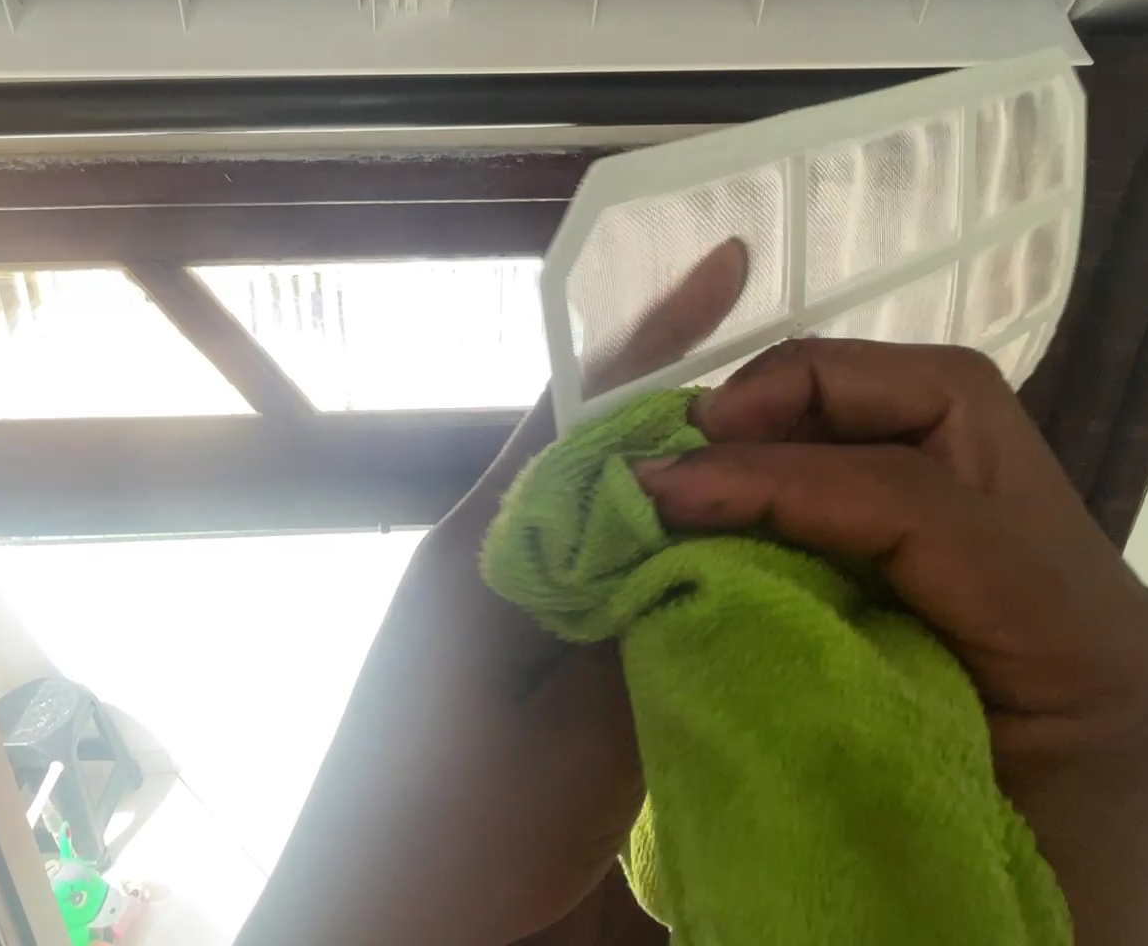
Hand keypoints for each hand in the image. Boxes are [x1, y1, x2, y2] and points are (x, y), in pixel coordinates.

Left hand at [235, 242, 747, 945]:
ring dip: (660, 483)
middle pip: (582, 451)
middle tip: (777, 397)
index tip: (726, 266)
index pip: (574, 413)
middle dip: (671, 412)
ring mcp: (477, 589)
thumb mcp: (578, 740)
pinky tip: (689, 562)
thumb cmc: (458, 834)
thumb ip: (644, 629)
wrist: (370, 913)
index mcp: (481, 546)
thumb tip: (705, 543)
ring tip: (756, 468)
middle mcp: (475, 547)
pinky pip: (574, 563)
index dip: (652, 337)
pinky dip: (636, 547)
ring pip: (584, 507)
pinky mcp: (487, 634)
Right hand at [634, 338, 1147, 945]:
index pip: (915, 498)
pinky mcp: (1025, 584)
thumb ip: (769, 674)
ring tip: (709, 451)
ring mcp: (1070, 578)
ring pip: (936, 419)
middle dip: (802, 390)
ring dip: (806, 413)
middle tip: (695, 432)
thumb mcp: (861, 804)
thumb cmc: (976, 920)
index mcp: (1089, 655)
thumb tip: (649, 567)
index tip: (657, 487)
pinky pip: (918, 474)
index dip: (768, 476)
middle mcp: (1104, 590)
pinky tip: (750, 493)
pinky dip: (820, 458)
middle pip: (949, 402)